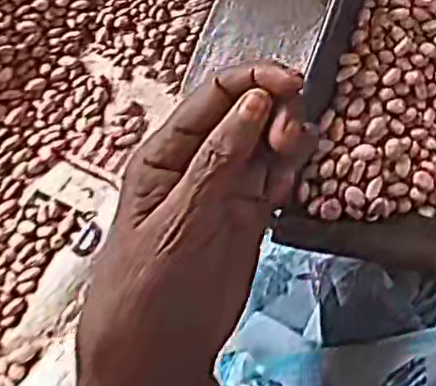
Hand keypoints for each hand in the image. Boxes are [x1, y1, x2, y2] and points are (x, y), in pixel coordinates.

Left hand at [77, 63, 316, 385]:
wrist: (157, 366)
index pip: (217, 91)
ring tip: (285, 173)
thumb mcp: (175, 225)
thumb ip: (217, 159)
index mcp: (168, 151)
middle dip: (278, 110)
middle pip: (252, 104)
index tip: (291, 82)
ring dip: (289, 136)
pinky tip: (285, 190)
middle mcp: (202, 155)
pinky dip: (293, 166)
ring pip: (272, 130)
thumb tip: (255, 98)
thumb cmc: (142, 299)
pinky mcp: (253, 202)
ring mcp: (229, 178)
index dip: (257, 77)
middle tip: (288, 140)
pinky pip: (283, 164)